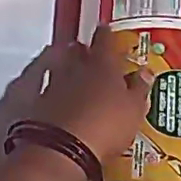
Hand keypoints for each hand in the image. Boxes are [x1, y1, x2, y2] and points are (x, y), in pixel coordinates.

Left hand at [30, 37, 154, 165]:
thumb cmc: (106, 126)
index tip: (107, 30)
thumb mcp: (134, 110)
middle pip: (77, 51)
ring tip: (67, 65)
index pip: (105, 40)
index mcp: (102, 65)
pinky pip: (39, 86)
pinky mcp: (35, 104)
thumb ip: (139, 89)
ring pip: (56, 65)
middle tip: (88, 51)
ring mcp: (52, 85)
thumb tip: (146, 72)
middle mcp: (75, 69)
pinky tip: (45, 87)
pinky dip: (43, 84)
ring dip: (62, 63)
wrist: (63, 150)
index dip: (107, 34)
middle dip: (83, 49)